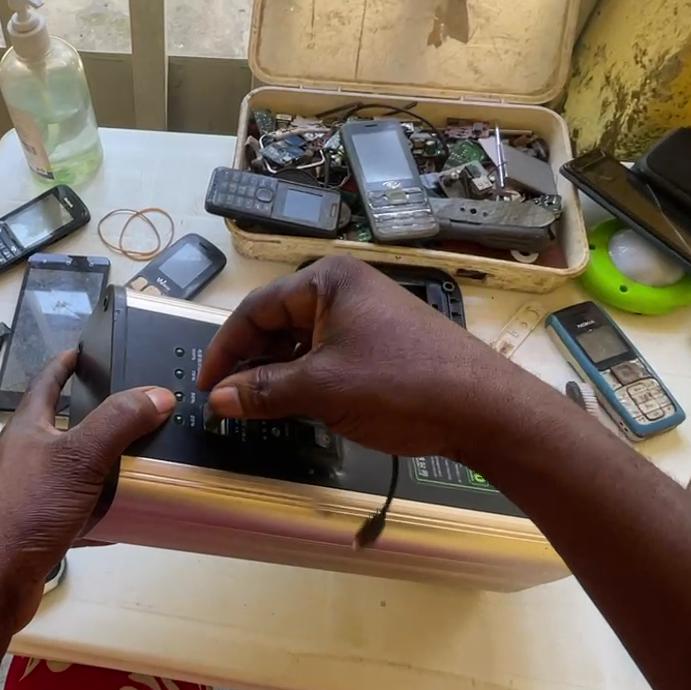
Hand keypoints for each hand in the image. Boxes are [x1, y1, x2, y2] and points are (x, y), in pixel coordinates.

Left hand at [0, 351, 172, 629]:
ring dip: (101, 469)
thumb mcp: (77, 456)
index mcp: (29, 427)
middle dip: (95, 419)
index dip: (65, 364)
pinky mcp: (36, 533)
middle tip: (135, 412)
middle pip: (62, 428)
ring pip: (72, 474)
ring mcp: (29, 496)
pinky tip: (125, 522)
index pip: (46, 383)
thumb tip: (159, 393)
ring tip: (139, 463)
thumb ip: (118, 422)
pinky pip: (76, 516)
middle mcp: (25, 457)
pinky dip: (100, 516)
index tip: (83, 350)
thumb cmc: (25, 506)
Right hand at [197, 255, 566, 463]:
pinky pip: (326, 352)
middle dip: (250, 360)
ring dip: (275, 371)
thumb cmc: (399, 385)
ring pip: (301, 339)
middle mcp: (344, 288)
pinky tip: (295, 401)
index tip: (205, 385)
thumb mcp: (321, 388)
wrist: (486, 409)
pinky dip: (304, 375)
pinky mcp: (381, 340)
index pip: (256, 309)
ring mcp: (365, 314)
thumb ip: (261, 391)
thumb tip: (215, 399)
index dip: (224, 349)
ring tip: (256, 404)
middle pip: (277, 321)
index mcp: (326, 280)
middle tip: (227, 398)